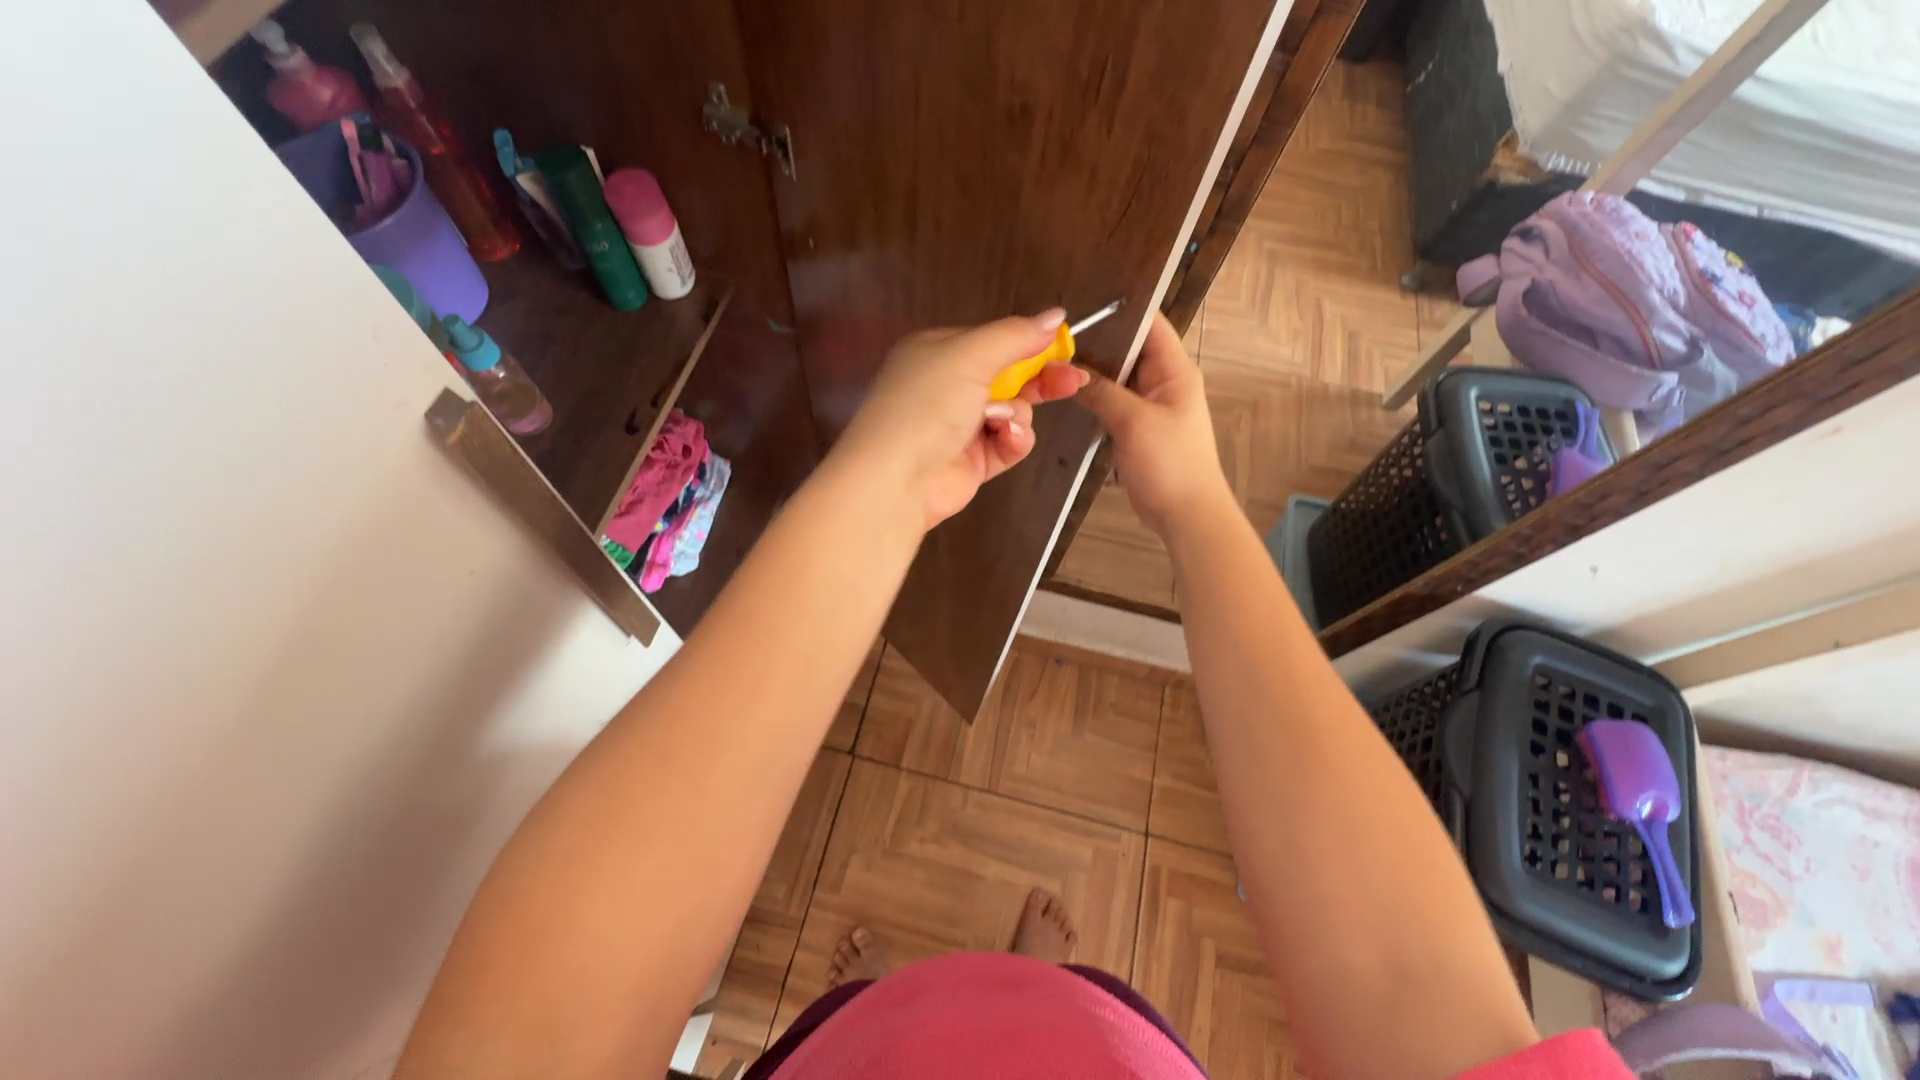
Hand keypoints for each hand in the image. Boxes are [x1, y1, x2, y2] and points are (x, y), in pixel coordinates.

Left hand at [834, 310, 1090, 529]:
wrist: (896, 478)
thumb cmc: (926, 405)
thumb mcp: (970, 356)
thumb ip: (1016, 335)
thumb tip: (1055, 314)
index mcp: (939, 351)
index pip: (994, 341)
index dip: (1030, 343)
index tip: (1063, 347)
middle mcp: (948, 386)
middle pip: (1010, 376)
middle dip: (1041, 378)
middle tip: (1074, 380)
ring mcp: (962, 425)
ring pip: (1015, 411)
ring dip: (1018, 414)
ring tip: (1003, 422)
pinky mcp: (974, 460)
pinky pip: (1010, 442)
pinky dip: (1014, 440)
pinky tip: (1005, 439)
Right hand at [1075, 312, 1234, 535]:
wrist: (1187, 515)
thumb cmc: (1170, 463)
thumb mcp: (1133, 422)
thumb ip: (1101, 391)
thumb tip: (1066, 371)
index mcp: (1174, 370)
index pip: (1149, 323)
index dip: (1119, 310)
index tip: (1080, 306)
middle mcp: (1164, 381)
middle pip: (1129, 349)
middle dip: (1096, 342)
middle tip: (1054, 336)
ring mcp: (1151, 406)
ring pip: (1118, 377)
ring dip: (1092, 373)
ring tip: (1053, 360)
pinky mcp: (1138, 429)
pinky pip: (1114, 403)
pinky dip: (1094, 398)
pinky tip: (1067, 394)